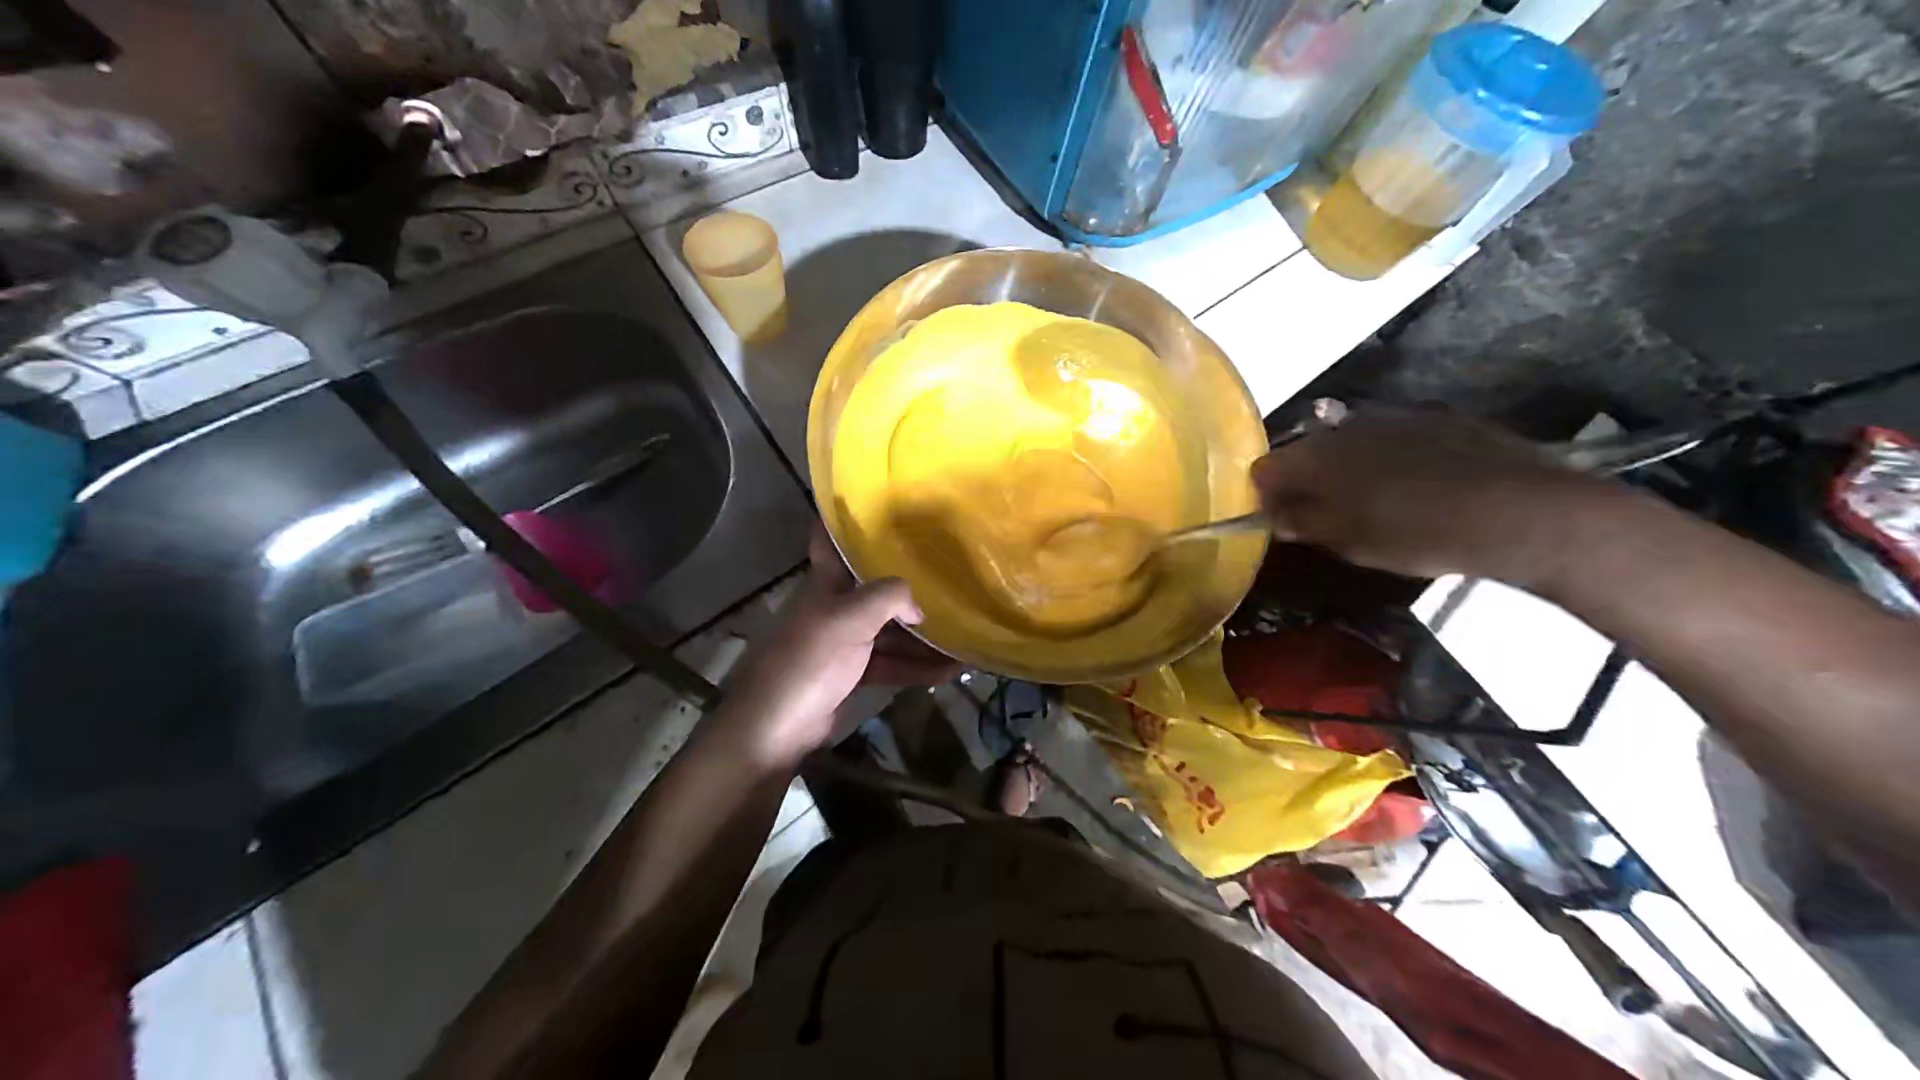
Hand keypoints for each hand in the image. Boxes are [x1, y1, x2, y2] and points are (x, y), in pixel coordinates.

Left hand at [708, 523, 960, 772]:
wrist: (774, 729)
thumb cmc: (808, 661)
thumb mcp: (849, 618)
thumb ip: (889, 598)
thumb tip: (919, 606)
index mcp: (826, 584)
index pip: (830, 539)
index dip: (847, 518)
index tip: (882, 506)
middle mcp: (834, 607)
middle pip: (875, 589)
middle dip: (910, 585)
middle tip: (953, 575)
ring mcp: (843, 644)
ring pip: (888, 630)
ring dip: (923, 635)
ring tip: (966, 633)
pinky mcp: (851, 676)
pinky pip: (890, 663)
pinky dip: (917, 666)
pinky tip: (951, 670)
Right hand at [1251, 409, 1607, 582]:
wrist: (1518, 512)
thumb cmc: (1415, 533)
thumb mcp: (1348, 541)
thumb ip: (1301, 523)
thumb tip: (1274, 513)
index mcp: (1316, 456)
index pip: (1266, 468)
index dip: (1266, 494)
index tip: (1281, 519)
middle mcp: (1347, 426)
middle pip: (1308, 450)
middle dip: (1308, 479)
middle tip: (1326, 514)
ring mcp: (1396, 416)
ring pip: (1352, 441)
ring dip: (1350, 467)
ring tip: (1375, 500)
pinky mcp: (1441, 417)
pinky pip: (1396, 437)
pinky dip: (1393, 458)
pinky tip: (1419, 485)